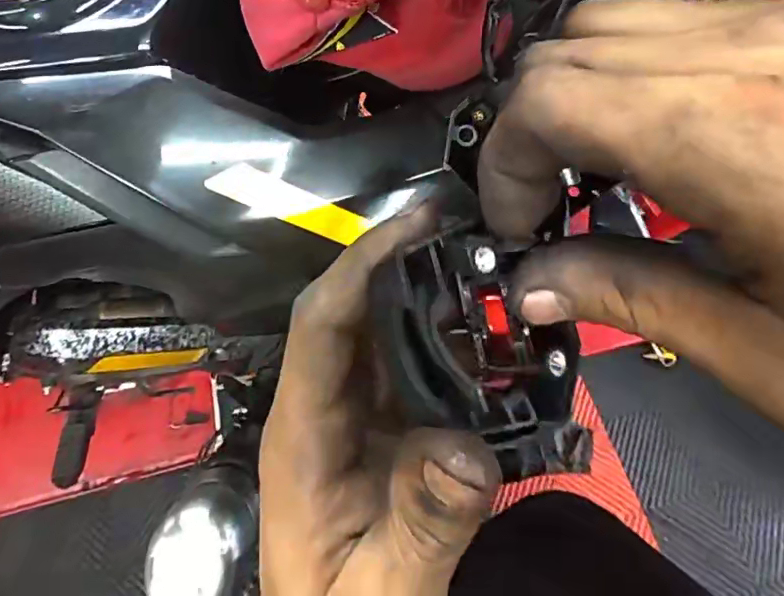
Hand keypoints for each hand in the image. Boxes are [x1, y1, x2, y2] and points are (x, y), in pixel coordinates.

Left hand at [260, 205, 501, 595]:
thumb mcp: (379, 594)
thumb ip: (421, 528)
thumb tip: (468, 449)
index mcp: (301, 432)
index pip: (318, 324)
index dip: (359, 266)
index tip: (412, 226)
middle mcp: (323, 405)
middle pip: (350, 311)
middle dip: (396, 260)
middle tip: (458, 225)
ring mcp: (354, 414)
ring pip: (381, 330)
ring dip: (422, 289)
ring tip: (476, 258)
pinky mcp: (384, 428)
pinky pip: (410, 365)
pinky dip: (443, 336)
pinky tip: (482, 325)